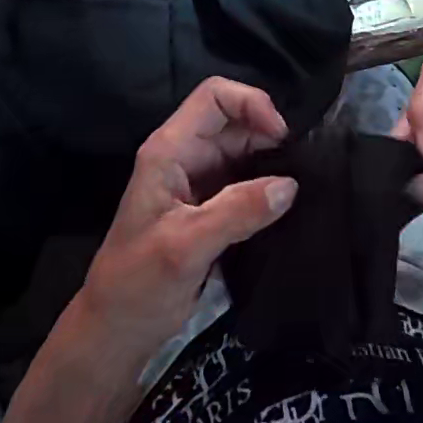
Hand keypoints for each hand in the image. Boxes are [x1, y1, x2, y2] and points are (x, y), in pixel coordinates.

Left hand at [73, 78, 298, 357]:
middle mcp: (185, 155)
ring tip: (304, 184)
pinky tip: (290, 203)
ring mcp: (199, 180)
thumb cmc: (139, 282)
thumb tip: (290, 185)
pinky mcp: (211, 206)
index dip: (251, 103)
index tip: (282, 138)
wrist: (118, 326)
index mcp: (170, 150)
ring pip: (243, 149)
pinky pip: (246, 180)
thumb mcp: (186, 246)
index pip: (213, 97)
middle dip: (269, 134)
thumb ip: (236, 212)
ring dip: (272, 160)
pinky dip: (269, 185)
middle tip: (303, 167)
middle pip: (234, 120)